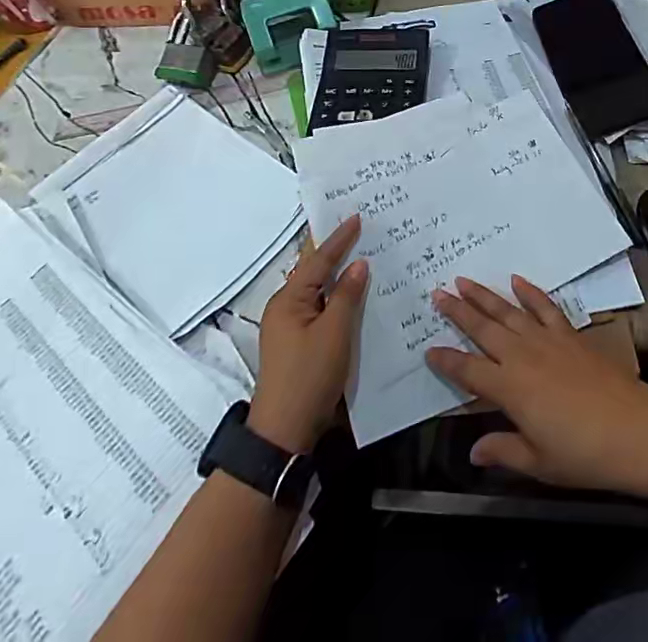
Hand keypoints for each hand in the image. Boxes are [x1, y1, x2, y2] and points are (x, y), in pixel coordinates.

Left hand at [248, 215, 367, 454]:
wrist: (285, 429)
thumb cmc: (309, 376)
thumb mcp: (334, 334)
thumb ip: (347, 297)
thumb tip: (357, 265)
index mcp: (288, 300)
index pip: (318, 261)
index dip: (339, 240)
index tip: (356, 218)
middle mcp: (284, 308)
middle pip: (315, 274)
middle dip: (337, 254)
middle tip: (361, 233)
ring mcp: (289, 327)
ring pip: (319, 294)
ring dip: (339, 279)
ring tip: (363, 260)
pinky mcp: (297, 344)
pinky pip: (320, 312)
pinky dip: (337, 302)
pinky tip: (355, 300)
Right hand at [425, 277, 647, 497]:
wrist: (641, 432)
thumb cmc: (586, 455)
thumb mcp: (539, 463)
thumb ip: (503, 451)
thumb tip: (474, 452)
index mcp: (508, 388)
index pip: (467, 370)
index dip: (445, 360)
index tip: (428, 350)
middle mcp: (522, 357)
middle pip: (482, 329)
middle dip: (457, 311)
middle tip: (437, 292)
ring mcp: (548, 341)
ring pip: (508, 312)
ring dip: (484, 295)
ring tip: (464, 280)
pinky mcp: (571, 336)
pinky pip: (546, 307)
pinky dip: (530, 292)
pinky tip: (517, 281)